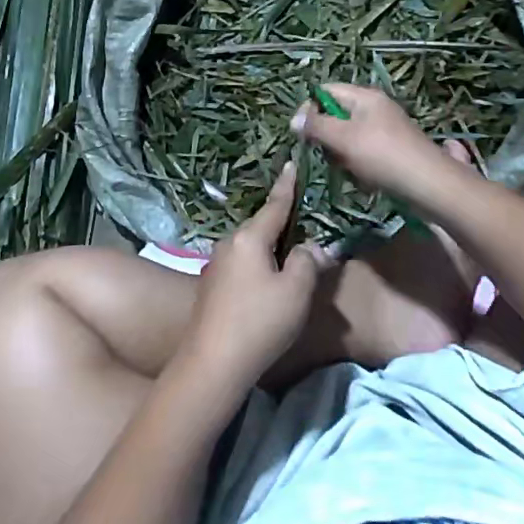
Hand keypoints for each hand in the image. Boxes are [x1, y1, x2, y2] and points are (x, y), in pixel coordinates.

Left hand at [185, 161, 328, 386]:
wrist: (213, 360)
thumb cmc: (260, 321)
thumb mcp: (296, 290)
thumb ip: (308, 261)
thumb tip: (312, 248)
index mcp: (249, 238)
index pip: (274, 205)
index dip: (287, 186)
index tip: (291, 163)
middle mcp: (228, 244)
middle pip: (260, 226)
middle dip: (280, 220)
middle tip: (302, 213)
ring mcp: (216, 265)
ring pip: (250, 246)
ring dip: (269, 246)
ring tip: (290, 248)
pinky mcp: (211, 286)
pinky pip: (242, 264)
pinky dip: (258, 263)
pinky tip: (268, 277)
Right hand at [291, 84, 459, 208]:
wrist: (429, 186)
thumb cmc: (382, 155)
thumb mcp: (342, 138)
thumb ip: (315, 126)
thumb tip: (294, 120)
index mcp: (365, 97)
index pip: (326, 91)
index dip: (309, 108)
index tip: (302, 132)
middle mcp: (375, 109)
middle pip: (335, 116)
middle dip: (326, 137)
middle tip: (329, 154)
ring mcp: (385, 131)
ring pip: (347, 139)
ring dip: (342, 157)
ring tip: (350, 170)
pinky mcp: (391, 153)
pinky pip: (362, 155)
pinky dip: (358, 167)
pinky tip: (364, 180)